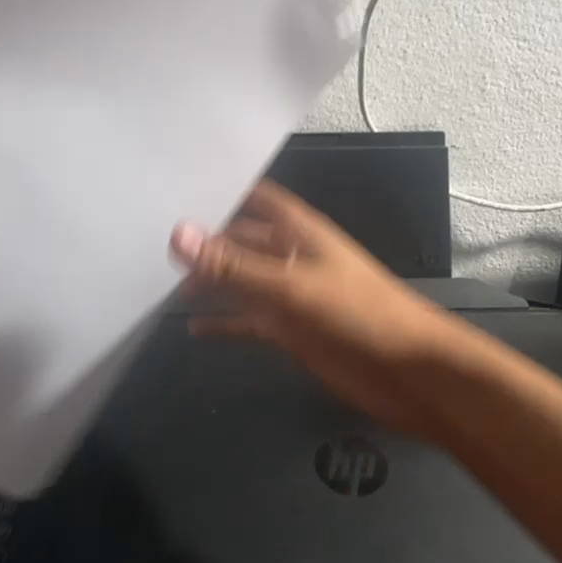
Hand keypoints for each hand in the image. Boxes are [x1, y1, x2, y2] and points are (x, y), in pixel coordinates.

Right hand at [170, 180, 475, 435]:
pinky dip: (225, 323)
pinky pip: (249, 321)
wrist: (410, 374)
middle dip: (205, 242)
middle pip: (240, 241)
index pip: (253, 197)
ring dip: (210, 282)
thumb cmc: (358, 315)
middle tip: (151, 243)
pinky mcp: (292, 332)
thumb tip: (178, 235)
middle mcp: (290, 257)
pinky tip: (195, 328)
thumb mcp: (291, 287)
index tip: (173, 188)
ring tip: (163, 285)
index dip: (220, 191)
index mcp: (297, 232)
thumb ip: (233, 265)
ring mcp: (291, 295)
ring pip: (241, 281)